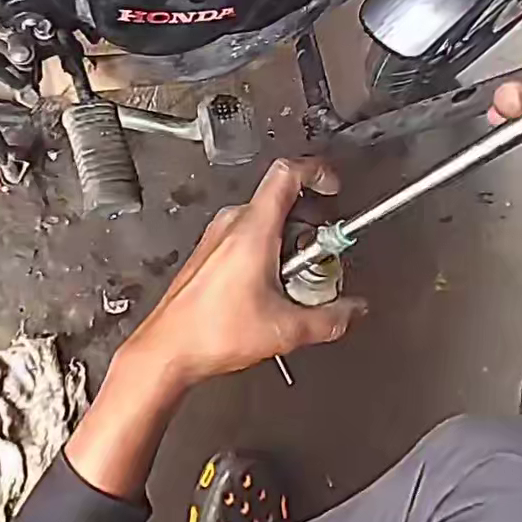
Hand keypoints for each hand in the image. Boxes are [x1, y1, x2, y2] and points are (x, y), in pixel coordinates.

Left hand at [113, 157, 367, 388]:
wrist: (167, 350)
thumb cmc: (210, 332)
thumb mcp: (286, 328)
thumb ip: (330, 317)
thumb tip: (353, 310)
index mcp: (253, 229)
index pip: (287, 174)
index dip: (317, 172)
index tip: (332, 186)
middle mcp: (232, 224)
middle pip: (281, 201)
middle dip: (309, 224)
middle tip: (319, 255)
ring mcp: (217, 237)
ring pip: (264, 220)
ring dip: (288, 241)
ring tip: (293, 280)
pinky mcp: (209, 252)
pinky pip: (245, 236)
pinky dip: (267, 251)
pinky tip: (268, 288)